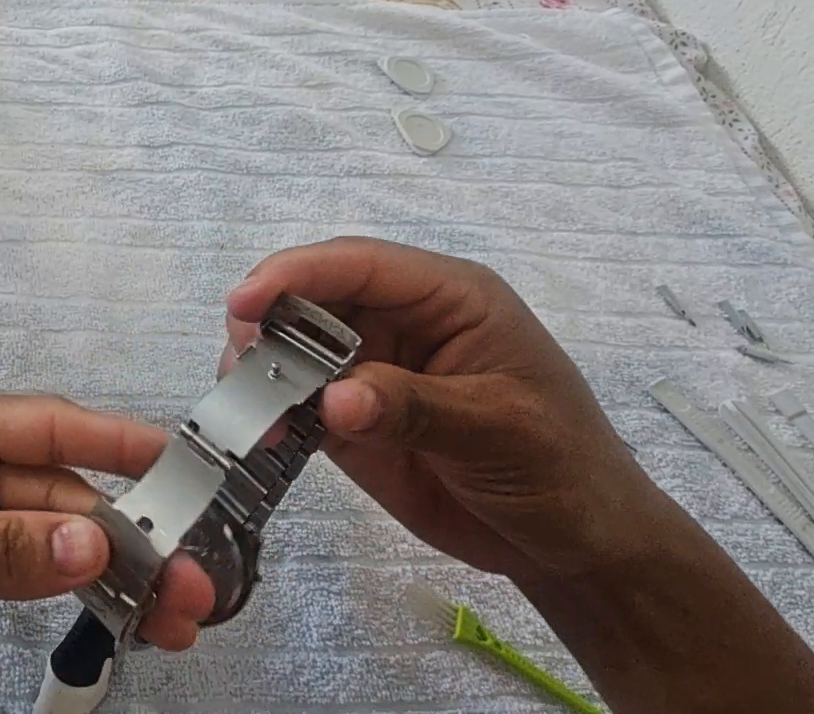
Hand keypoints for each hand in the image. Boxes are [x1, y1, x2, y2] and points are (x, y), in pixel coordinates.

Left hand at [0, 391, 215, 713]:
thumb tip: (92, 543)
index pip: (46, 425)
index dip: (117, 442)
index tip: (184, 467)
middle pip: (58, 487)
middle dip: (126, 529)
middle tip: (191, 580)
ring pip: (50, 531)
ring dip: (107, 567)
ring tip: (172, 614)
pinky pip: (25, 564)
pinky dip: (68, 586)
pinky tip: (112, 611)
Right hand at [225, 237, 662, 584]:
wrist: (573, 549)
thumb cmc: (563, 472)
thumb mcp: (501, 431)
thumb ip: (414, 408)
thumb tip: (332, 400)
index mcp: (445, 298)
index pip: (357, 264)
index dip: (295, 273)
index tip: (244, 302)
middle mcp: (395, 319)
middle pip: (308, 295)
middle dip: (264, 321)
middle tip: (240, 362)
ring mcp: (364, 364)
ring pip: (287, 342)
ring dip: (258, 367)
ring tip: (248, 405)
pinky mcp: (343, 410)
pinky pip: (290, 394)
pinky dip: (266, 406)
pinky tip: (261, 430)